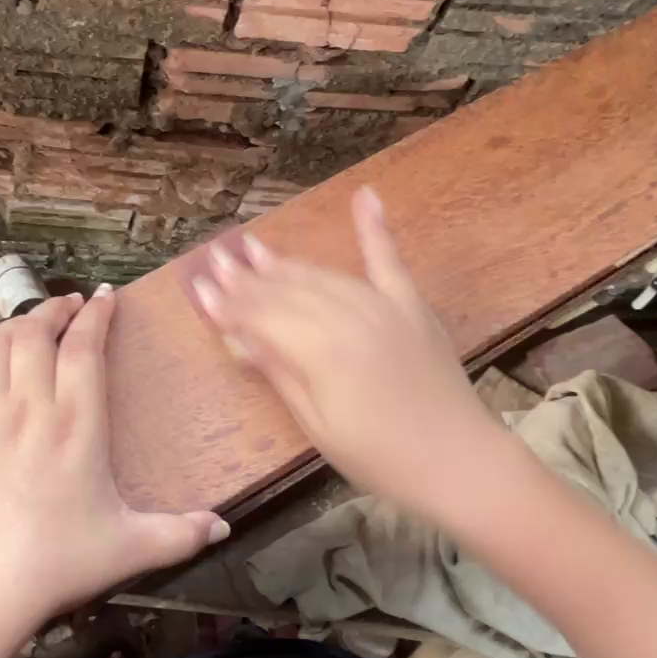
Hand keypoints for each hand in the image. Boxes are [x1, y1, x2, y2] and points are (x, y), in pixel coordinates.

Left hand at [0, 288, 228, 651]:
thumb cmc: (57, 565)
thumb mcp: (129, 548)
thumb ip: (181, 534)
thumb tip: (224, 527)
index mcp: (75, 424)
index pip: (83, 346)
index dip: (96, 314)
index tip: (106, 297)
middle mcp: (27, 407)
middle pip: (36, 332)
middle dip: (55, 309)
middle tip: (72, 305)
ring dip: (15, 326)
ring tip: (34, 325)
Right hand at [191, 187, 515, 520]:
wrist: (458, 461)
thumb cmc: (378, 456)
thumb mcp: (316, 422)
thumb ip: (278, 371)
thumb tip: (235, 336)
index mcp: (321, 349)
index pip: (262, 317)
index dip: (228, 304)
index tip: (198, 288)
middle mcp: (348, 315)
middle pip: (286, 290)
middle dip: (246, 278)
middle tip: (215, 260)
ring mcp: (382, 305)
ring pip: (321, 276)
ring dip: (284, 262)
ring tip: (251, 247)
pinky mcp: (410, 305)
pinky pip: (387, 260)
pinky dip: (375, 227)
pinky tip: (365, 195)